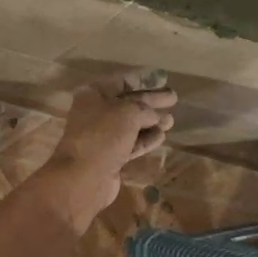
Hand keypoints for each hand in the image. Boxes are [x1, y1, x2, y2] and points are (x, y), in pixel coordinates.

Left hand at [34, 80, 176, 225]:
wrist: (83, 177)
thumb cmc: (103, 135)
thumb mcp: (128, 113)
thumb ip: (145, 109)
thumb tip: (155, 116)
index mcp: (94, 94)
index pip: (122, 81)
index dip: (144, 79)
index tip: (164, 79)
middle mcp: (96, 112)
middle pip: (129, 103)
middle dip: (152, 101)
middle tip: (174, 98)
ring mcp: (102, 136)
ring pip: (131, 125)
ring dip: (152, 121)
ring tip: (171, 121)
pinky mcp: (110, 157)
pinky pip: (131, 143)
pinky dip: (146, 139)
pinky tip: (162, 136)